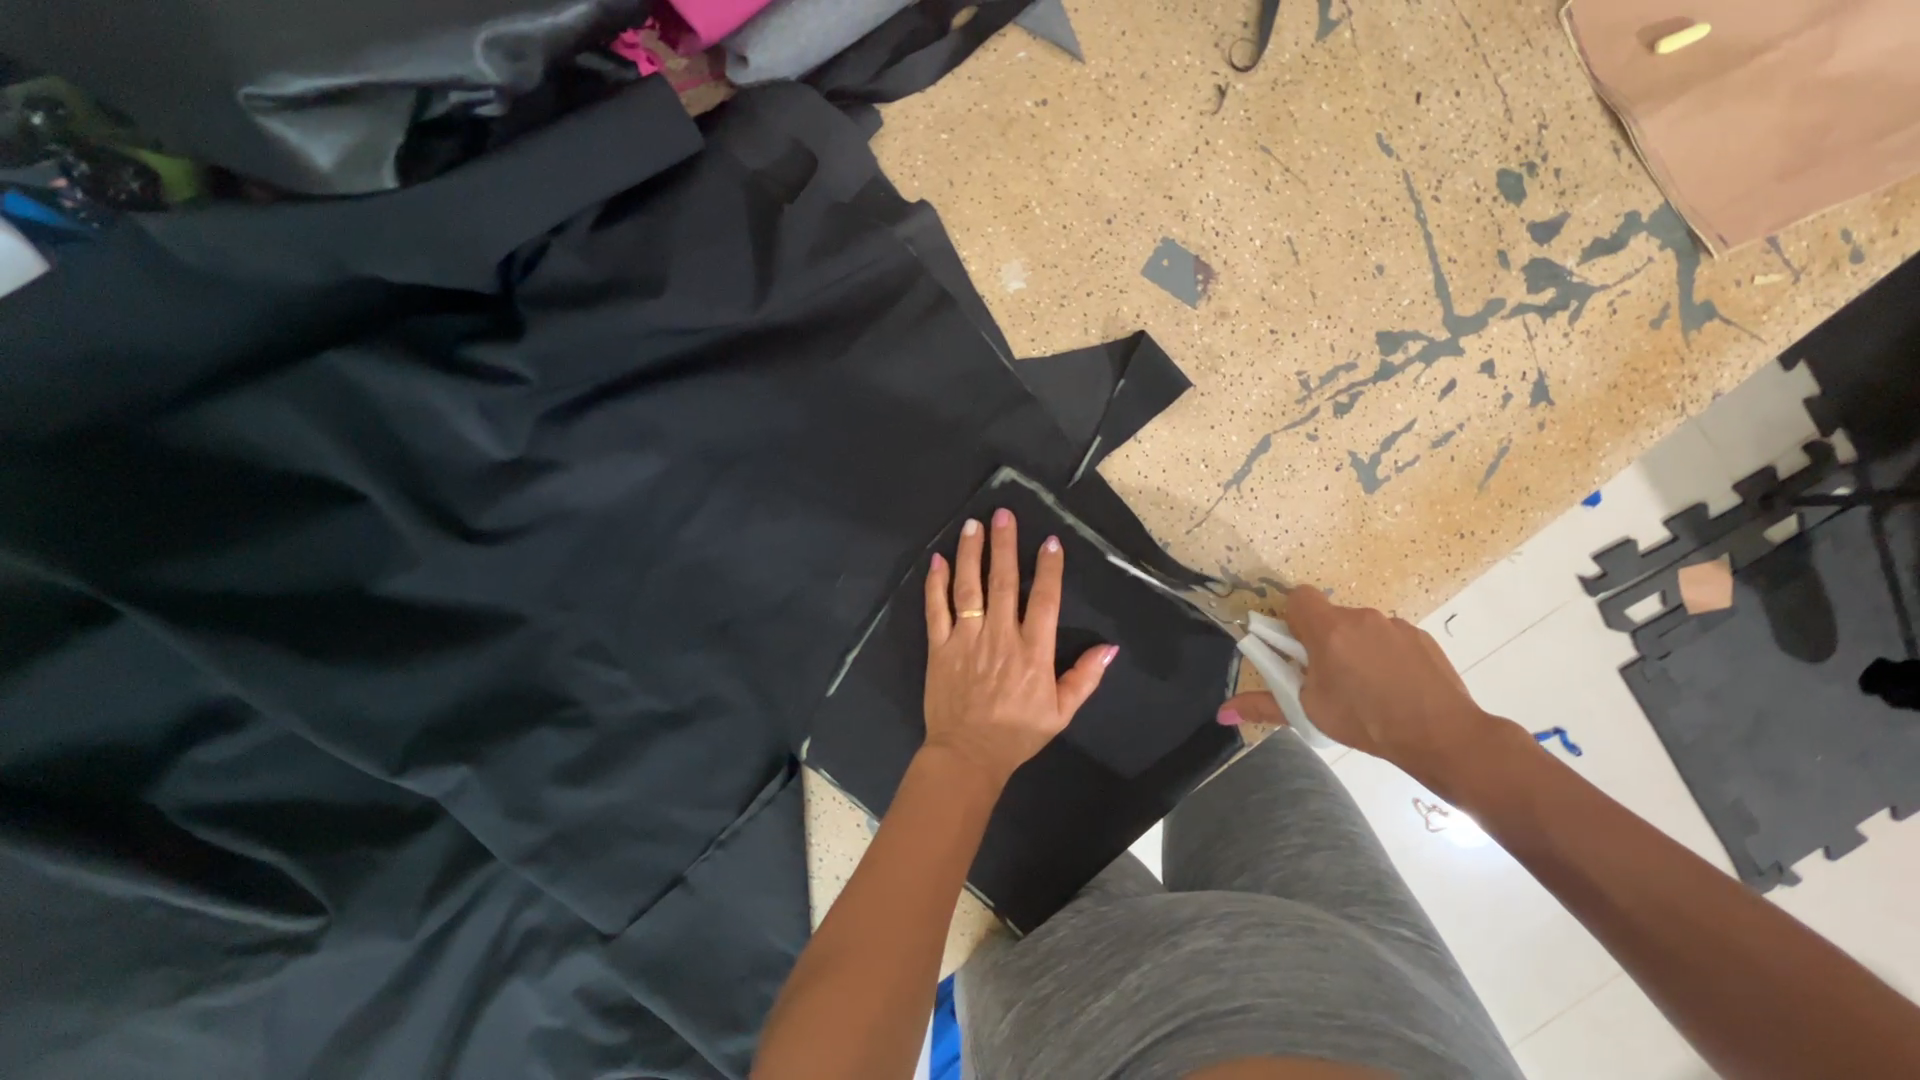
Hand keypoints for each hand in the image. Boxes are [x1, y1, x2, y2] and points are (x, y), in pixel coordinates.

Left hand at [922, 508, 1117, 787]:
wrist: (968, 755)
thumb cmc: (1018, 734)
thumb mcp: (1061, 712)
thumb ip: (1085, 677)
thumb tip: (1110, 647)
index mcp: (1033, 651)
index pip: (1045, 600)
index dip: (1049, 568)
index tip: (1049, 540)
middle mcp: (1001, 637)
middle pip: (1004, 582)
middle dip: (1005, 545)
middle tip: (1002, 514)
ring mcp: (966, 640)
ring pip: (969, 588)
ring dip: (970, 553)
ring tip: (972, 525)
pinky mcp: (939, 648)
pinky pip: (936, 610)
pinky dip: (936, 584)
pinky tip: (937, 560)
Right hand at [1219, 586, 1511, 783]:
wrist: (1442, 734)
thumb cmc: (1366, 721)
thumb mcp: (1308, 713)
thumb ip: (1263, 705)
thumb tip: (1222, 713)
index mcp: (1327, 630)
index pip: (1297, 597)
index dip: (1291, 619)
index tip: (1295, 650)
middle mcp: (1361, 618)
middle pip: (1329, 616)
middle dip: (1322, 641)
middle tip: (1326, 679)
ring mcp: (1395, 625)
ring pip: (1360, 628)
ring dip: (1354, 649)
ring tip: (1364, 689)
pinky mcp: (1421, 637)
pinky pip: (1389, 639)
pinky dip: (1384, 657)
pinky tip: (1393, 689)